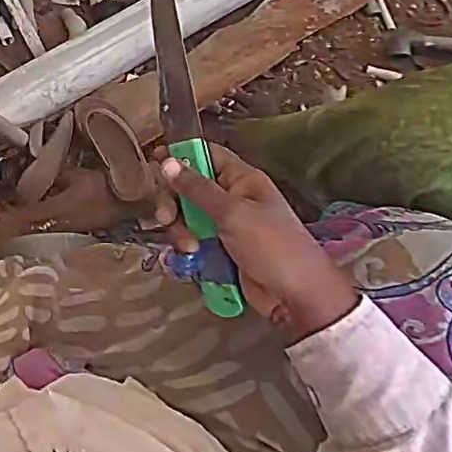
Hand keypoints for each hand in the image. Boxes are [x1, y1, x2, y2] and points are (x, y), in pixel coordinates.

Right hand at [151, 143, 358, 339]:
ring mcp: (224, 223)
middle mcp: (231, 196)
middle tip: (167, 217)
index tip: (154, 161)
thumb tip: (166, 161)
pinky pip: (191, 236)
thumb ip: (197, 188)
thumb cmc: (272, 247)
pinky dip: (186, 243)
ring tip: (189, 246)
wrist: (296, 297)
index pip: (206, 154)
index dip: (180, 154)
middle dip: (174, 200)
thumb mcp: (233, 213)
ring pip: (186, 213)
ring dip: (180, 227)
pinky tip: (191, 254)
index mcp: (241, 179)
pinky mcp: (218, 247)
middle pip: (188, 185)